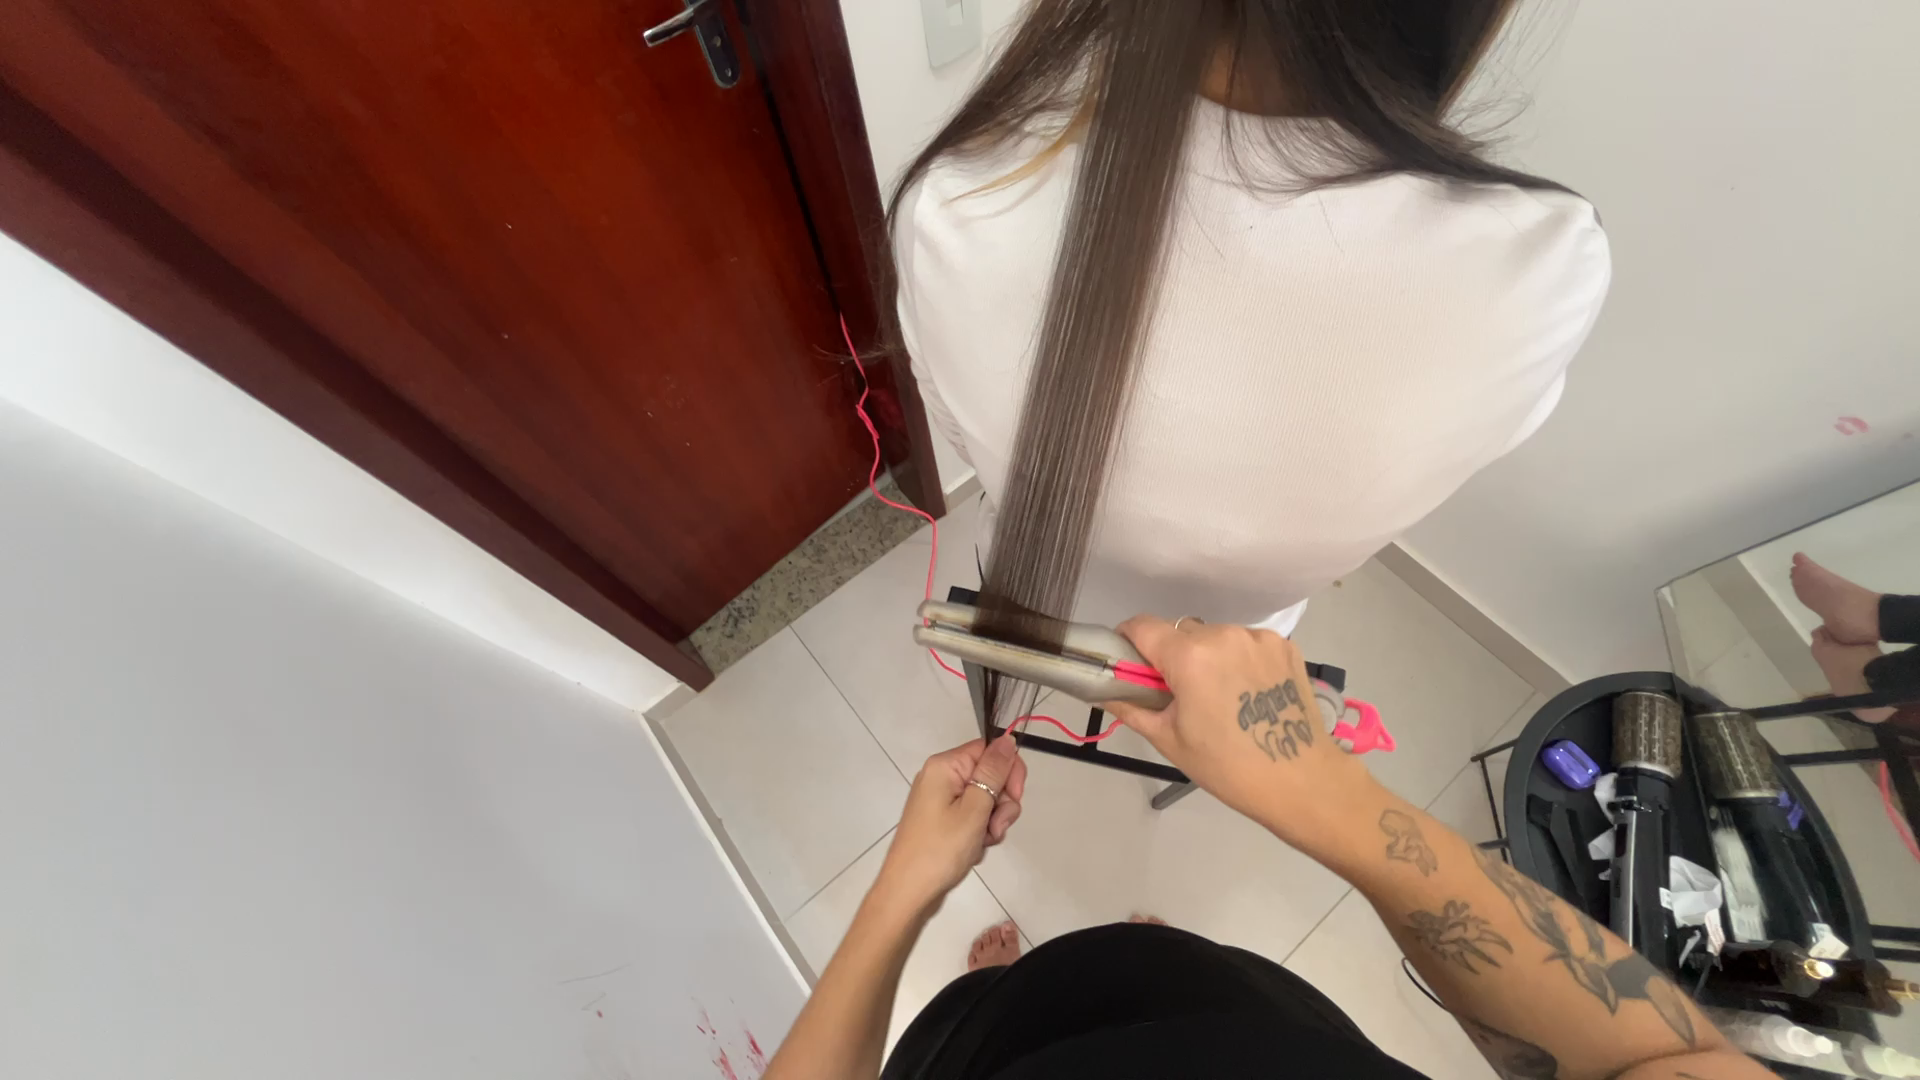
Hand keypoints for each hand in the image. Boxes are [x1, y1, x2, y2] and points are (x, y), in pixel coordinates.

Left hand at [874, 734, 1025, 914]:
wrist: (907, 894)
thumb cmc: (940, 850)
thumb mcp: (974, 809)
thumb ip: (993, 773)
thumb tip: (1008, 740)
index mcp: (945, 766)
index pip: (989, 750)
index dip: (1008, 770)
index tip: (1014, 797)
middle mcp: (942, 777)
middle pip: (989, 776)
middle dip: (1001, 803)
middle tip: (994, 828)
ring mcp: (941, 800)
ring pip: (985, 800)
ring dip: (992, 822)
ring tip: (981, 843)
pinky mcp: (943, 821)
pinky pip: (973, 817)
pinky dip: (979, 833)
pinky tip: (972, 850)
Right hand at [1103, 616, 1376, 845]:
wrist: (1303, 781)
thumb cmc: (1226, 766)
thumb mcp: (1168, 740)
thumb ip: (1130, 707)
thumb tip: (1102, 691)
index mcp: (1190, 656)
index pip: (1142, 625)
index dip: (1128, 639)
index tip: (1129, 661)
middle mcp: (1223, 635)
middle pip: (1180, 631)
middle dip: (1171, 655)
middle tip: (1177, 692)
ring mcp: (1258, 638)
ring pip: (1214, 636)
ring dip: (1207, 656)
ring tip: (1219, 695)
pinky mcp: (1285, 646)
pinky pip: (1245, 643)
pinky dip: (1238, 660)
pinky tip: (1247, 692)